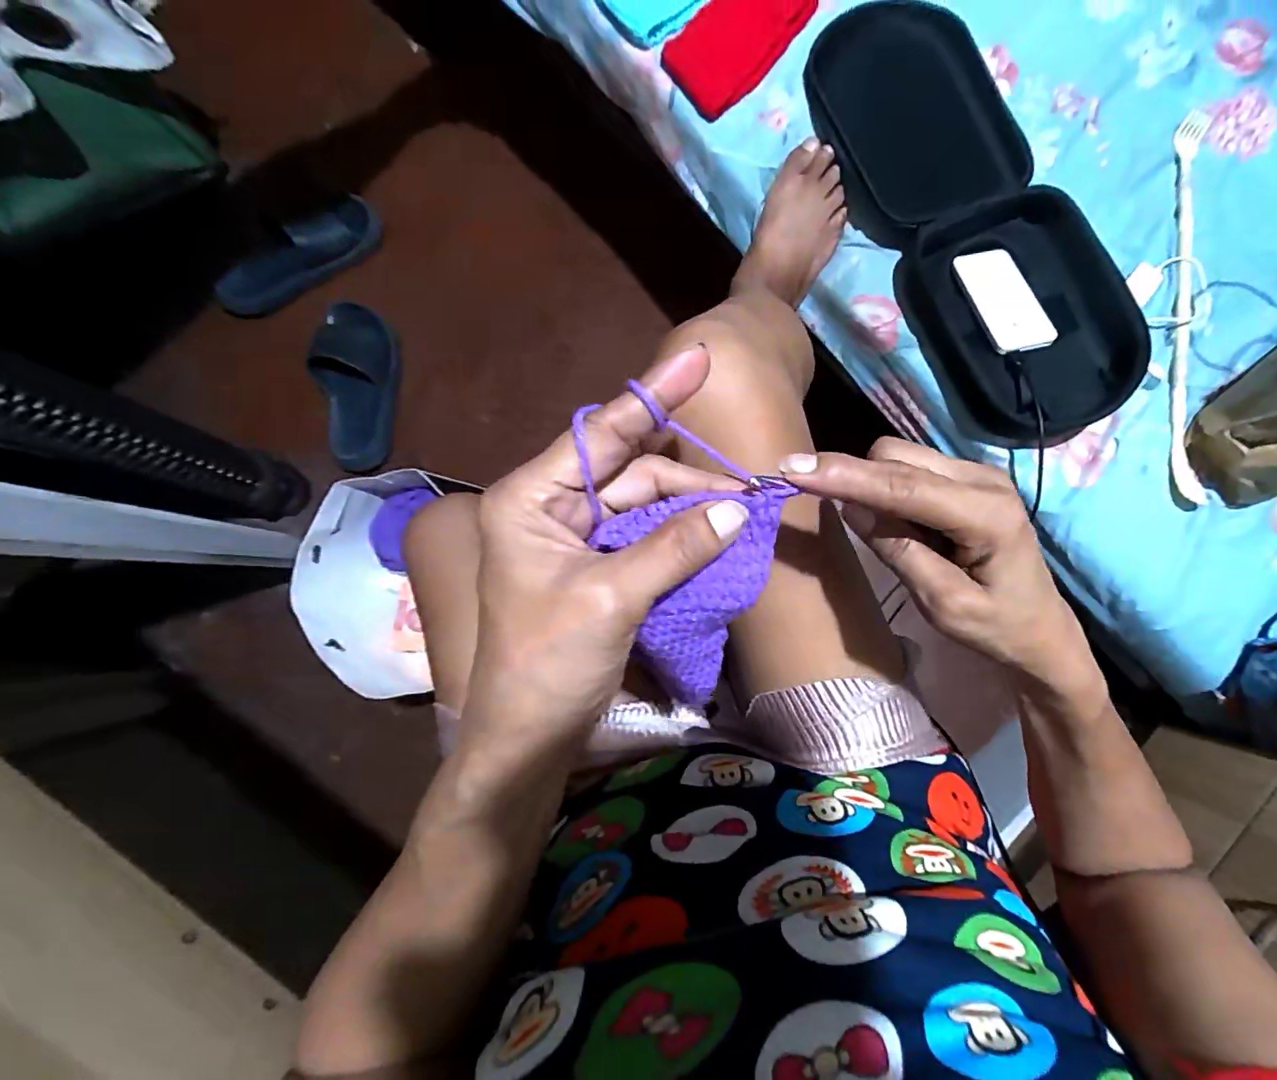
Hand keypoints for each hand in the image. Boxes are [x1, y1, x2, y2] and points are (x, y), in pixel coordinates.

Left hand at [464, 346, 748, 748]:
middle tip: (747, 491)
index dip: (652, 396)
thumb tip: (736, 510)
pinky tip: (714, 535)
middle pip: (631, 470)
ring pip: (643, 504)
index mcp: (532, 499)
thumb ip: (674, 548)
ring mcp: (577, 539)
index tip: (698, 357)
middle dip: (688, 479)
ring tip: (740, 517)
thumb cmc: (548, 663)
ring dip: (690, 510)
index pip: (601, 435)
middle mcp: (552, 507)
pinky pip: (646, 536)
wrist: (529, 738)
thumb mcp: (612, 598)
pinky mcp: (598, 568)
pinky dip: (680, 536)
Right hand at [780, 438, 1107, 717]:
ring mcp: (977, 474)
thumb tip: (851, 505)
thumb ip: (899, 551)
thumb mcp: (943, 604)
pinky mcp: (966, 479)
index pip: (902, 486)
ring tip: (887, 536)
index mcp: (987, 514)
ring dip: (873, 486)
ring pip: (899, 457)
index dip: (845, 475)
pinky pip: (910, 468)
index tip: (794, 470)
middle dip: (856, 478)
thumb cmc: (996, 628)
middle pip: (895, 456)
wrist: (1040, 630)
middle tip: (845, 520)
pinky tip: (902, 526)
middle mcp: (984, 479)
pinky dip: (888, 490)